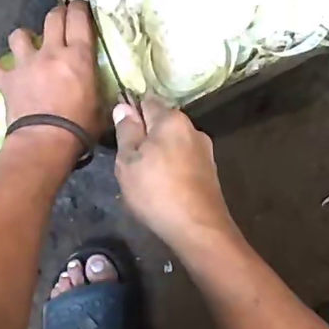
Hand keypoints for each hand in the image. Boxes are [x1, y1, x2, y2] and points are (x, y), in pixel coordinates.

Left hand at [0, 2, 104, 155]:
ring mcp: (26, 65)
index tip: (81, 5)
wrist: (45, 142)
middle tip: (61, 16)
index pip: (79, 20)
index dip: (80, 8)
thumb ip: (101, 93)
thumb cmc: (79, 127)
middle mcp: (51, 53)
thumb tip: (114, 98)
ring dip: (23, 36)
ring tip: (26, 42)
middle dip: (58, 13)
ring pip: (20, 36)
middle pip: (52, 19)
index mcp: (78, 57)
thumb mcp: (101, 107)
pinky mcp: (7, 81)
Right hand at [111, 96, 236, 247]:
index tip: (119, 130)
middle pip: (162, 123)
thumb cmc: (155, 191)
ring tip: (144, 176)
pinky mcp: (209, 171)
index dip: (131, 111)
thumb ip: (126, 131)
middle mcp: (192, 128)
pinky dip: (171, 167)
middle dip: (145, 134)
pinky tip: (162, 186)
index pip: (147, 101)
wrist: (197, 227)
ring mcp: (204, 151)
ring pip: (173, 143)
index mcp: (171, 119)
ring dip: (158, 152)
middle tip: (127, 159)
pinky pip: (183, 160)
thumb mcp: (128, 161)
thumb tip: (124, 106)